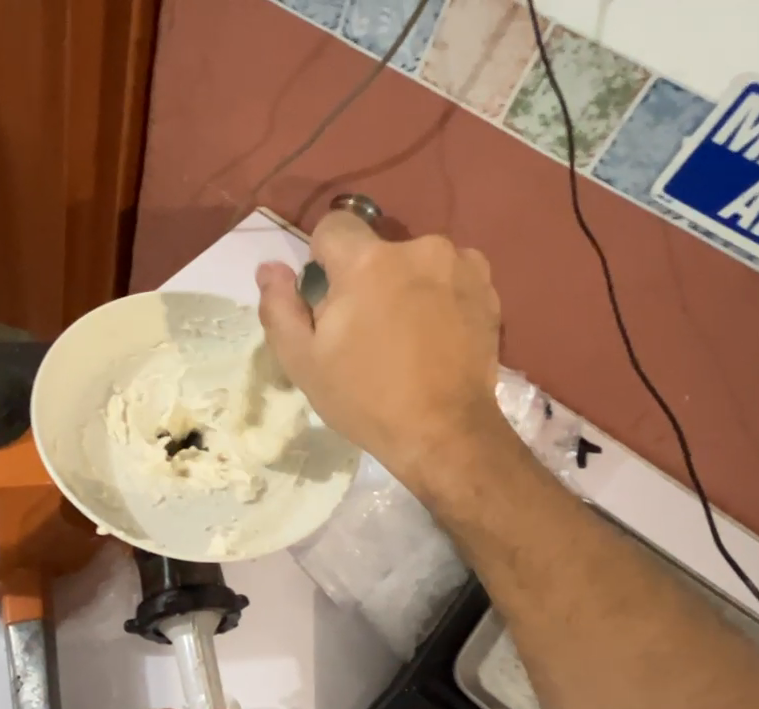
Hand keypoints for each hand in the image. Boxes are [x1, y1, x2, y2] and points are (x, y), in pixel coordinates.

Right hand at [255, 211, 509, 484]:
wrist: (443, 432)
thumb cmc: (363, 398)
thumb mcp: (302, 361)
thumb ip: (279, 306)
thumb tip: (270, 267)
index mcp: (368, 262)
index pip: (333, 225)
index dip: (322, 259)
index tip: (327, 299)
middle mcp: (419, 248)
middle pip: (376, 250)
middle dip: (364, 279)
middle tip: (364, 332)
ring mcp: (461, 265)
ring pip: (413, 262)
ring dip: (403, 286)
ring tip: (404, 337)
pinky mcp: (488, 288)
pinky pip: (448, 277)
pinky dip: (437, 297)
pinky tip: (434, 338)